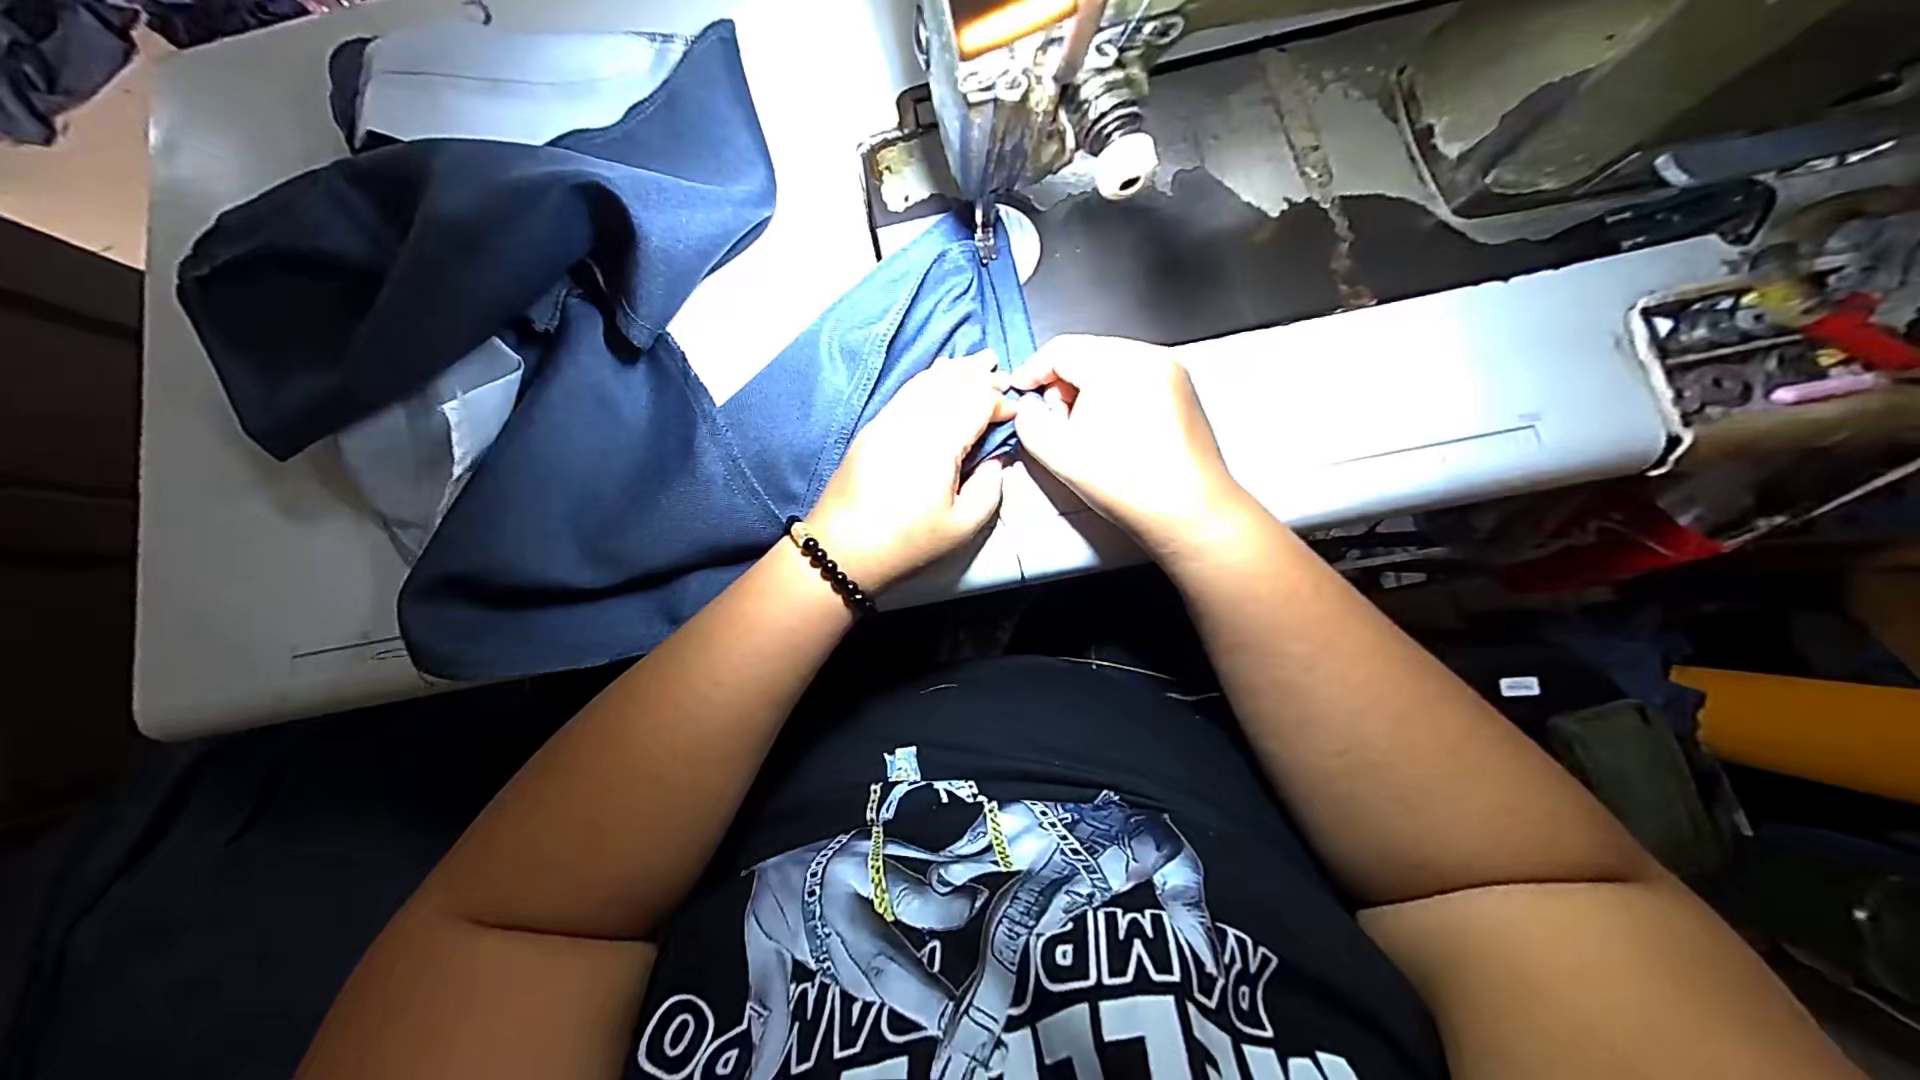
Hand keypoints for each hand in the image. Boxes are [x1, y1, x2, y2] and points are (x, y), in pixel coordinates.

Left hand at [807, 352, 1013, 590]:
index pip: (974, 403)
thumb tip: (994, 459)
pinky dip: (928, 378)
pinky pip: (906, 390)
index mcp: (937, 446)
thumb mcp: (962, 526)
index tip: (1013, 412)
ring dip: (955, 371)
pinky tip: (939, 374)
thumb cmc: (905, 542)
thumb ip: (989, 488)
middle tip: (1001, 371)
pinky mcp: (874, 427)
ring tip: (976, 361)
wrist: (842, 548)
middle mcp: (912, 423)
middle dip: (978, 376)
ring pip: (927, 382)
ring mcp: (889, 421)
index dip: (998, 402)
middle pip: (951, 385)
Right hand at [1010, 335, 1256, 562]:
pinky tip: (1110, 428)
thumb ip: (1028, 420)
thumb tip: (1030, 405)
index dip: (1032, 370)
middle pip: (1087, 352)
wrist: (1190, 511)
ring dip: (1086, 388)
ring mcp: (1171, 370)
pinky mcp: (1183, 388)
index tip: (1019, 393)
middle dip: (1061, 382)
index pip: (1061, 350)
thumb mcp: (1057, 453)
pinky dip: (1113, 393)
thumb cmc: (1125, 482)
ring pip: (1111, 363)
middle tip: (1052, 418)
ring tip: (1081, 427)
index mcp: (1117, 364)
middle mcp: (1149, 355)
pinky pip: (1135, 376)